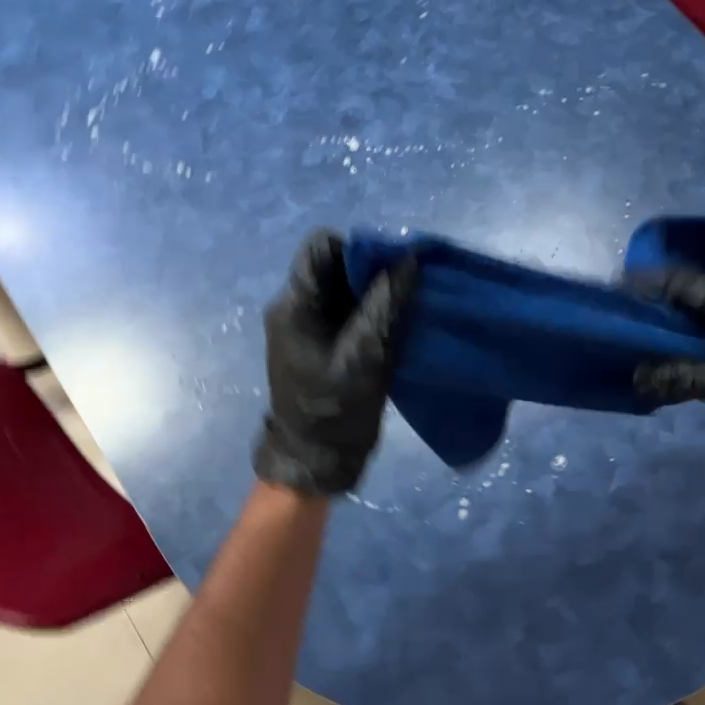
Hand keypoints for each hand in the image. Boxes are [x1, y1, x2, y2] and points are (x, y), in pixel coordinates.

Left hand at [255, 231, 416, 495]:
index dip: (360, 249)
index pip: (322, 246)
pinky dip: (368, 311)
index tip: (392, 270)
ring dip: (373, 292)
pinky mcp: (317, 340)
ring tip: (404, 307)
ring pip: (341, 287)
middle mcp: (293, 306)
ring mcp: (303, 324)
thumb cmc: (336, 408)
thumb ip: (386, 304)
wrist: (314, 459)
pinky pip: (343, 310)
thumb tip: (410, 259)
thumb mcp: (366, 354)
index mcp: (294, 304)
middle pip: (334, 265)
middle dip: (372, 270)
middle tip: (407, 289)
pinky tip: (392, 325)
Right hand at [634, 269, 704, 458]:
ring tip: (642, 329)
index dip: (651, 284)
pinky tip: (673, 347)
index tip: (619, 290)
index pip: (686, 282)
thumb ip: (680, 377)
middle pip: (693, 292)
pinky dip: (692, 333)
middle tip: (626, 313)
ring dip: (675, 318)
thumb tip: (637, 376)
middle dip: (659, 300)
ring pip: (704, 309)